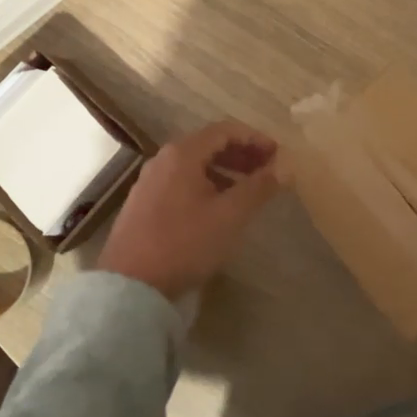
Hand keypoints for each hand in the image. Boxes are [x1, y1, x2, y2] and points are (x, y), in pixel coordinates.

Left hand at [97, 120, 282, 299]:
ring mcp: (149, 182)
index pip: (225, 130)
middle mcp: (163, 160)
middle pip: (208, 145)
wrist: (130, 286)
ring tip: (247, 192)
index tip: (277, 154)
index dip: (255, 138)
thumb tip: (286, 166)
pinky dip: (206, 185)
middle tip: (267, 171)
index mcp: (183, 153)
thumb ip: (259, 187)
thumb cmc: (185, 243)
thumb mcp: (230, 215)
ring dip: (225, 171)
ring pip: (194, 165)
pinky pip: (181, 182)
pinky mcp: (142, 204)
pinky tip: (217, 209)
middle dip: (241, 155)